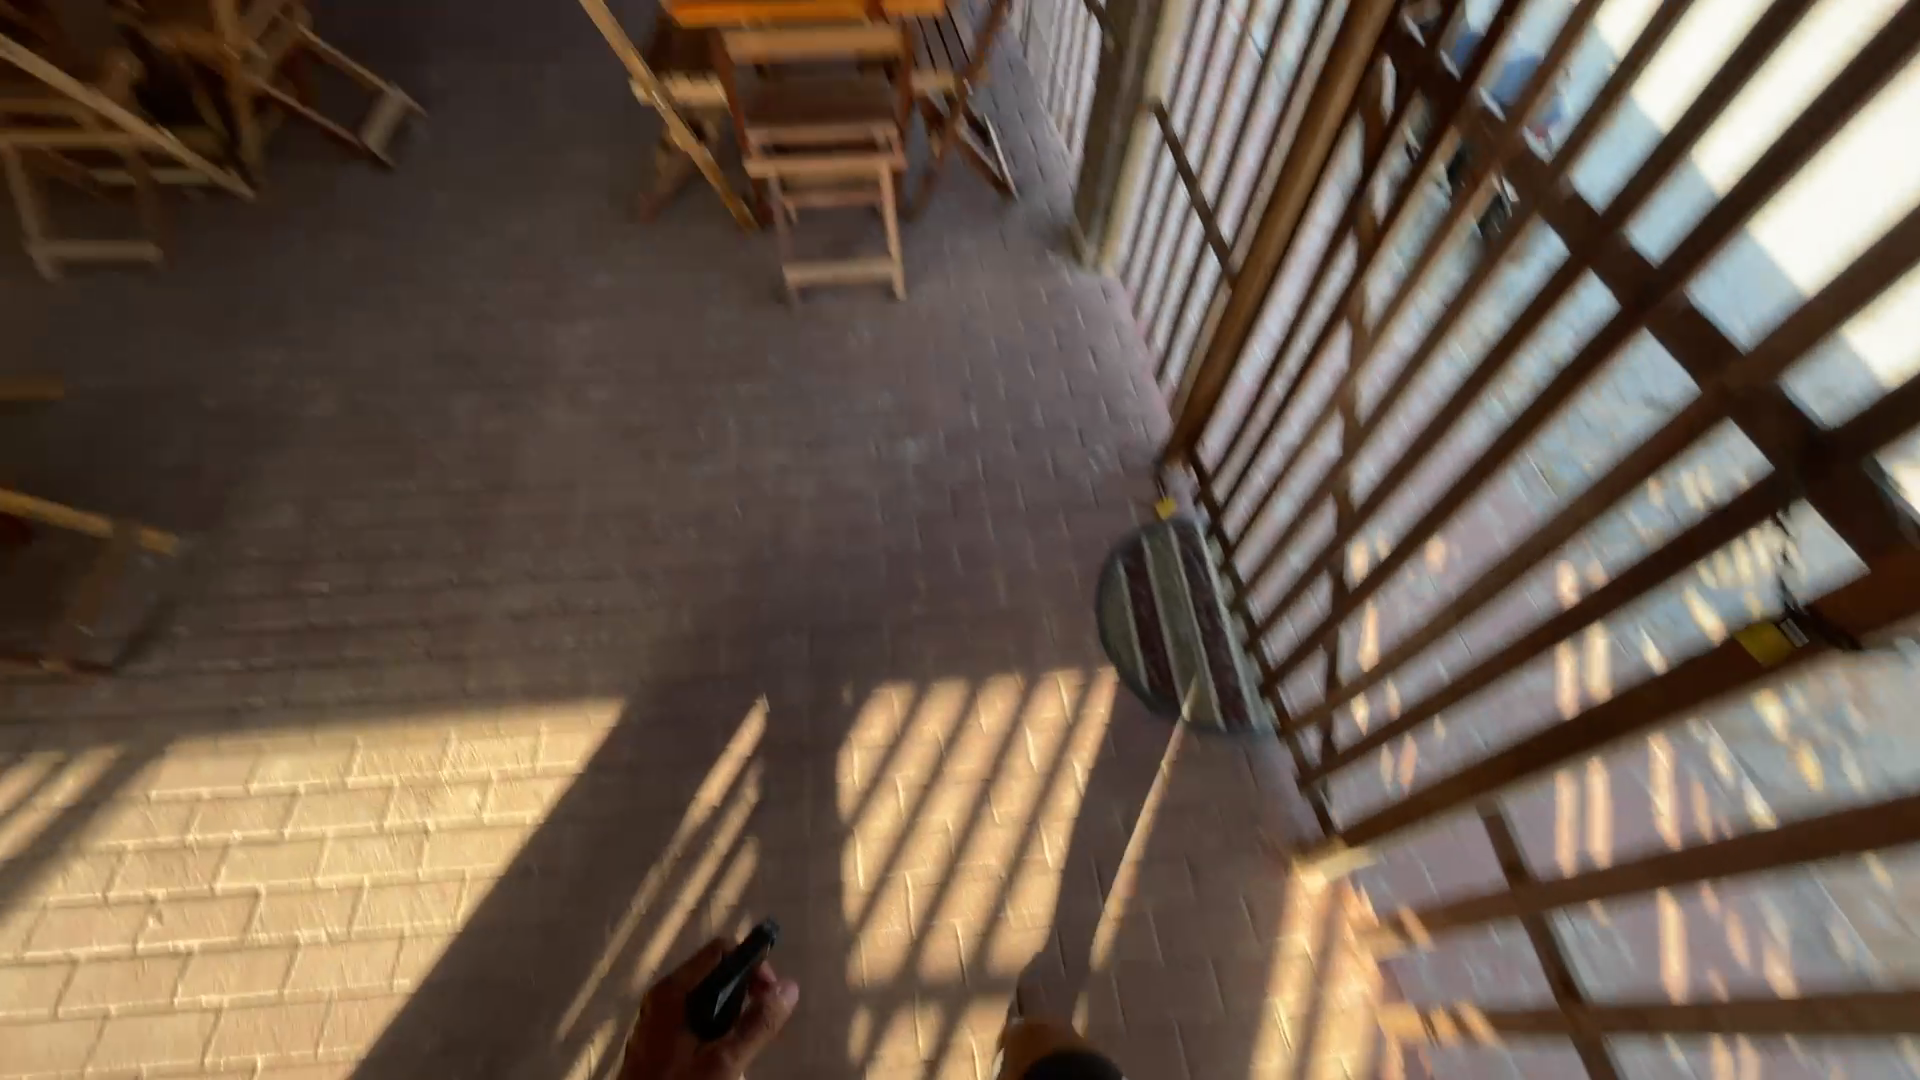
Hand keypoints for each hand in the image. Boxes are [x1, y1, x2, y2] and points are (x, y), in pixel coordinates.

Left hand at [621, 937, 800, 1079]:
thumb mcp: (722, 1061)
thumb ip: (757, 1024)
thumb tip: (791, 986)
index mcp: (673, 990)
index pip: (722, 950)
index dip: (751, 963)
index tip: (769, 993)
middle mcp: (662, 996)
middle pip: (715, 973)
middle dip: (744, 992)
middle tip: (759, 1023)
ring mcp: (657, 1018)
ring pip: (706, 997)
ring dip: (731, 1013)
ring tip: (741, 1044)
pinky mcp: (656, 1040)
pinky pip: (693, 1018)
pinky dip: (714, 1027)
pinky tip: (719, 1056)